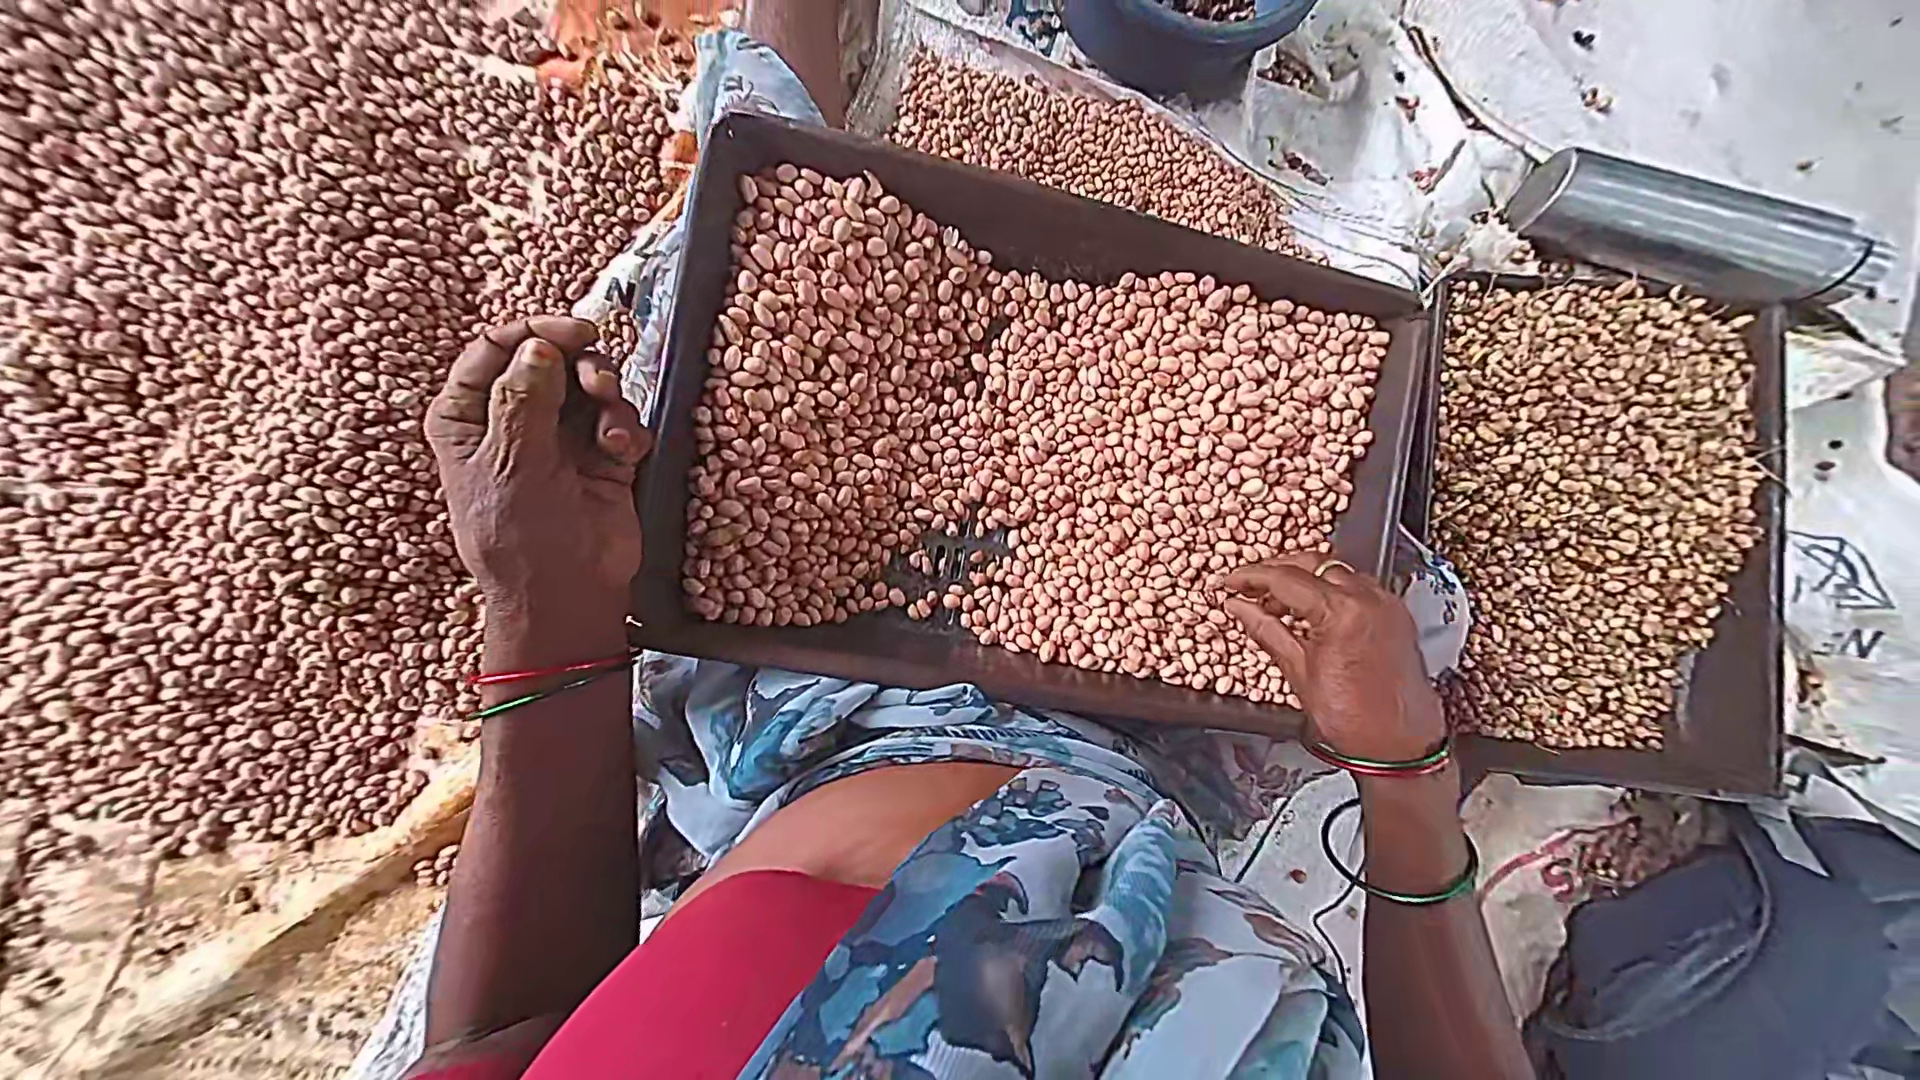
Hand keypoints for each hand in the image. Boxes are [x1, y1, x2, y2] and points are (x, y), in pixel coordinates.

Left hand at [424, 316, 650, 633]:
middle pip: (554, 362)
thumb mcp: (510, 462)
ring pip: (593, 389)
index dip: (537, 332)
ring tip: (614, 431)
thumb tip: (541, 345)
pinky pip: (622, 423)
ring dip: (610, 400)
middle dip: (583, 368)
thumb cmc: (520, 534)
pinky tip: (624, 452)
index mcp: (472, 415)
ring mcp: (564, 439)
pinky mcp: (605, 458)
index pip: (499, 350)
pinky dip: (629, 431)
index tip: (579, 332)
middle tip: (601, 385)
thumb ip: (525, 399)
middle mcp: (519, 419)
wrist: (568, 588)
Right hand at [1223, 553, 1446, 762]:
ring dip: (1302, 577)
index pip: (1285, 578)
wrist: (1401, 746)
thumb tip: (1239, 606)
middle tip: (1249, 585)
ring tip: (1275, 601)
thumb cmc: (1356, 718)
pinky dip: (1327, 588)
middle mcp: (1369, 600)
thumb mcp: (1297, 670)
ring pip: (1334, 570)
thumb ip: (1265, 629)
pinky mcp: (1395, 615)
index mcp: (1342, 611)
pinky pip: (1355, 585)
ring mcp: (1386, 605)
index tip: (1231, 581)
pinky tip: (1308, 608)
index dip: (1250, 577)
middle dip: (1275, 570)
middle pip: (1311, 563)